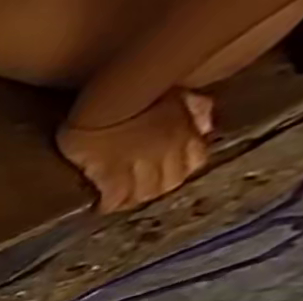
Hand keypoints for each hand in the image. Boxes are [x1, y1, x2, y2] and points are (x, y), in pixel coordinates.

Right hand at [58, 89, 212, 212]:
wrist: (114, 95)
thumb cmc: (144, 92)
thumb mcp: (180, 94)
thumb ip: (195, 109)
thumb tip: (204, 126)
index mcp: (186, 132)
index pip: (193, 162)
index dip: (178, 172)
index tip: (162, 177)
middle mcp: (168, 151)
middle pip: (167, 183)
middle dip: (154, 190)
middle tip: (135, 194)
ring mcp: (138, 163)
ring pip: (142, 193)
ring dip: (130, 200)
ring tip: (115, 203)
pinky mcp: (111, 172)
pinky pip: (114, 196)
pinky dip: (108, 204)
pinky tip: (98, 206)